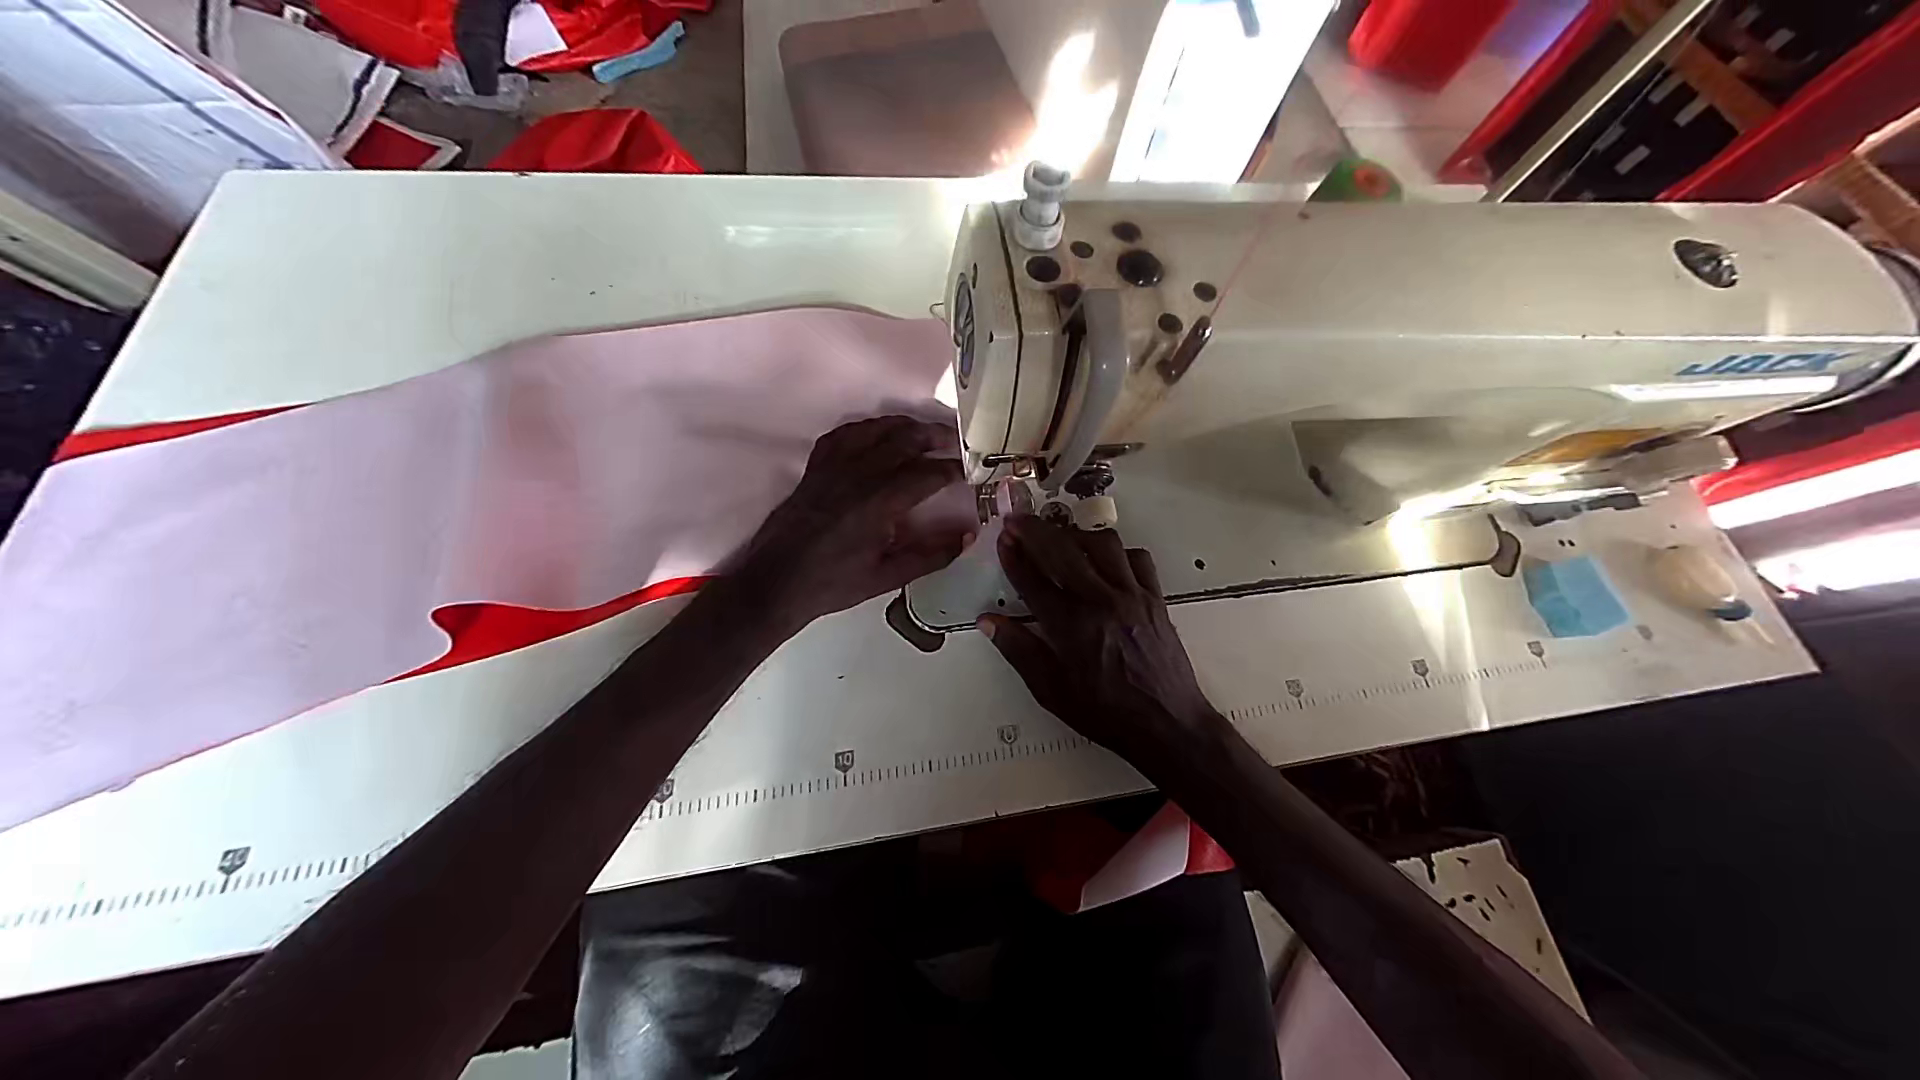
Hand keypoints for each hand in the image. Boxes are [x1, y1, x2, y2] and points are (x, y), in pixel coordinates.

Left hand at [734, 415, 975, 629]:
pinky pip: (845, 434)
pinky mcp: (816, 467)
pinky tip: (878, 436)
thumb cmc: (832, 584)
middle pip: (905, 439)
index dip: (953, 469)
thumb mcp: (887, 576)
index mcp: (879, 502)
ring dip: (905, 426)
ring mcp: (833, 466)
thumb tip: (967, 536)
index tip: (970, 471)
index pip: (927, 474)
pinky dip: (868, 429)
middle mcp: (857, 474)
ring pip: (876, 429)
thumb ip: (931, 555)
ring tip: (925, 433)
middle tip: (956, 442)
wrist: (775, 581)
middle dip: (936, 436)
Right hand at [979, 515, 1226, 764]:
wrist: (1168, 725)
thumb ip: (1019, 651)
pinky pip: (1137, 559)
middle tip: (1017, 519)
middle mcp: (1101, 601)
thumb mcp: (1052, 691)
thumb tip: (988, 622)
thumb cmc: (1105, 713)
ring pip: (1102, 544)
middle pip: (1062, 551)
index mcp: (1071, 626)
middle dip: (1035, 531)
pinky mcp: (1156, 598)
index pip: (1034, 580)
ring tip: (1059, 536)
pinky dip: (1117, 552)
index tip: (1002, 538)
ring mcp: (1133, 595)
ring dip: (1076, 535)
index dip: (1014, 556)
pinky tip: (1105, 559)